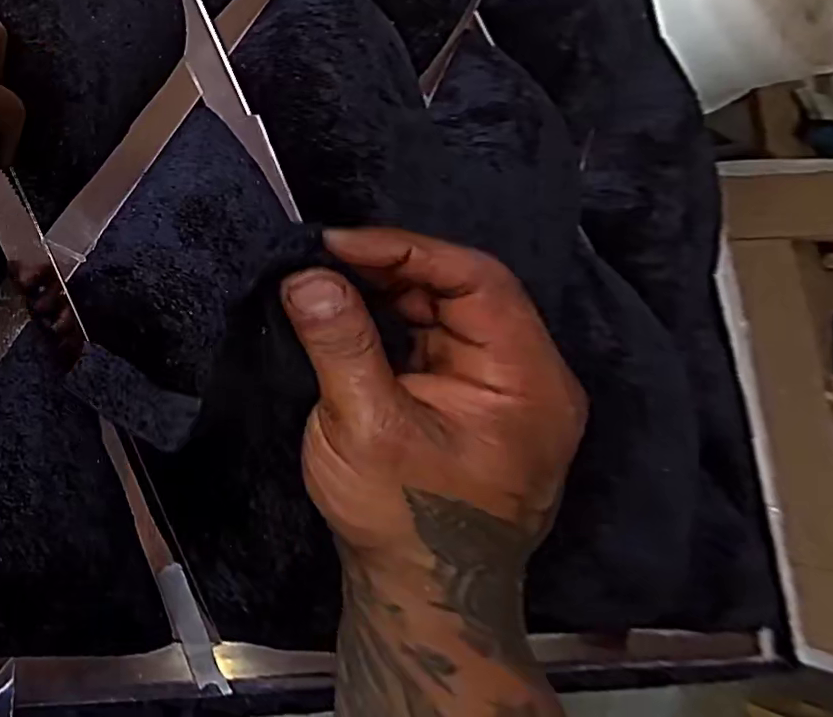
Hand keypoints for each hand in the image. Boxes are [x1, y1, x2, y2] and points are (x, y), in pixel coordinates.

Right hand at [286, 232, 581, 716]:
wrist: (417, 588)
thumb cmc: (403, 516)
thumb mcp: (365, 426)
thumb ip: (340, 345)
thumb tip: (307, 275)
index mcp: (525, 380)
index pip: (476, 280)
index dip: (404, 250)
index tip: (334, 243)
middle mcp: (519, 373)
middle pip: (458, 287)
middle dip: (385, 266)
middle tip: (317, 258)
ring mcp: (488, 384)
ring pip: (436, 306)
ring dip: (377, 287)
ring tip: (321, 277)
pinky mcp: (455, 393)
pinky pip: (420, 332)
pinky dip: (378, 313)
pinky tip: (340, 308)